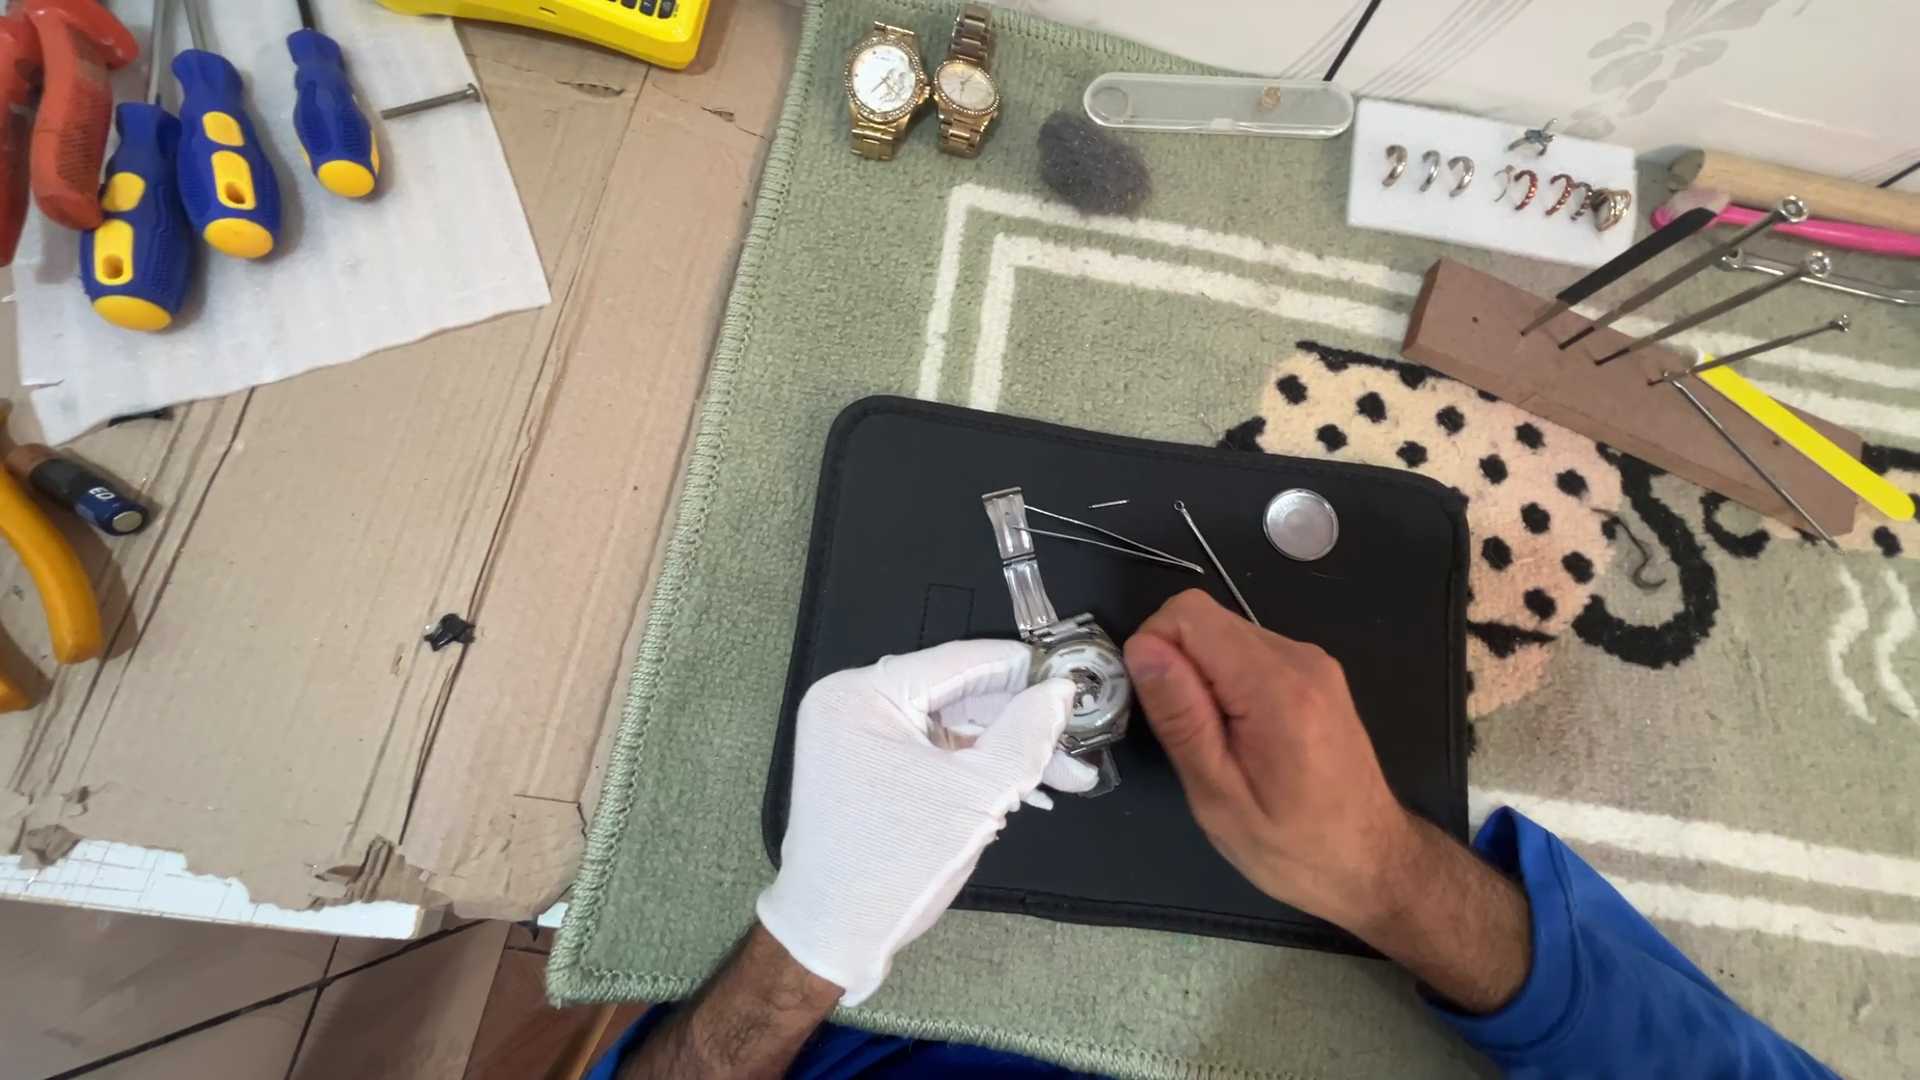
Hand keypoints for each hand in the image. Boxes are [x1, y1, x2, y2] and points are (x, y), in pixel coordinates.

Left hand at [758, 640, 1086, 1004]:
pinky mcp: (872, 761)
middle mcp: (854, 702)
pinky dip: (977, 764)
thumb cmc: (892, 866)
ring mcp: (861, 732)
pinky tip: (1025, 781)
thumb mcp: (976, 794)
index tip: (1070, 673)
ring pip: (951, 724)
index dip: (1021, 668)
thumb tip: (1058, 693)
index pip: (958, 662)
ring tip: (1065, 771)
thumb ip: (1026, 735)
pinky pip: (935, 748)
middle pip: (957, 693)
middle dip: (1019, 720)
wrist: (833, 939)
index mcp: (862, 693)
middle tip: (1075, 730)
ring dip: (1005, 748)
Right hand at [1126, 591, 1530, 1011]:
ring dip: (1200, 672)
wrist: (1372, 863)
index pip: (1188, 613)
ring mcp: (1311, 660)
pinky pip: (1244, 649)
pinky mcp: (1313, 669)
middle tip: (1187, 731)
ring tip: (1215, 736)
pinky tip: (1238, 727)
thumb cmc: (1290, 845)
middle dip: (1176, 663)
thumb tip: (1142, 649)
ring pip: (1221, 631)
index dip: (1155, 647)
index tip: (1159, 705)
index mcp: (1277, 688)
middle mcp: (1299, 658)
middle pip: (1205, 618)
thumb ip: (1179, 715)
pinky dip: (1223, 676)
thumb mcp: (1217, 794)